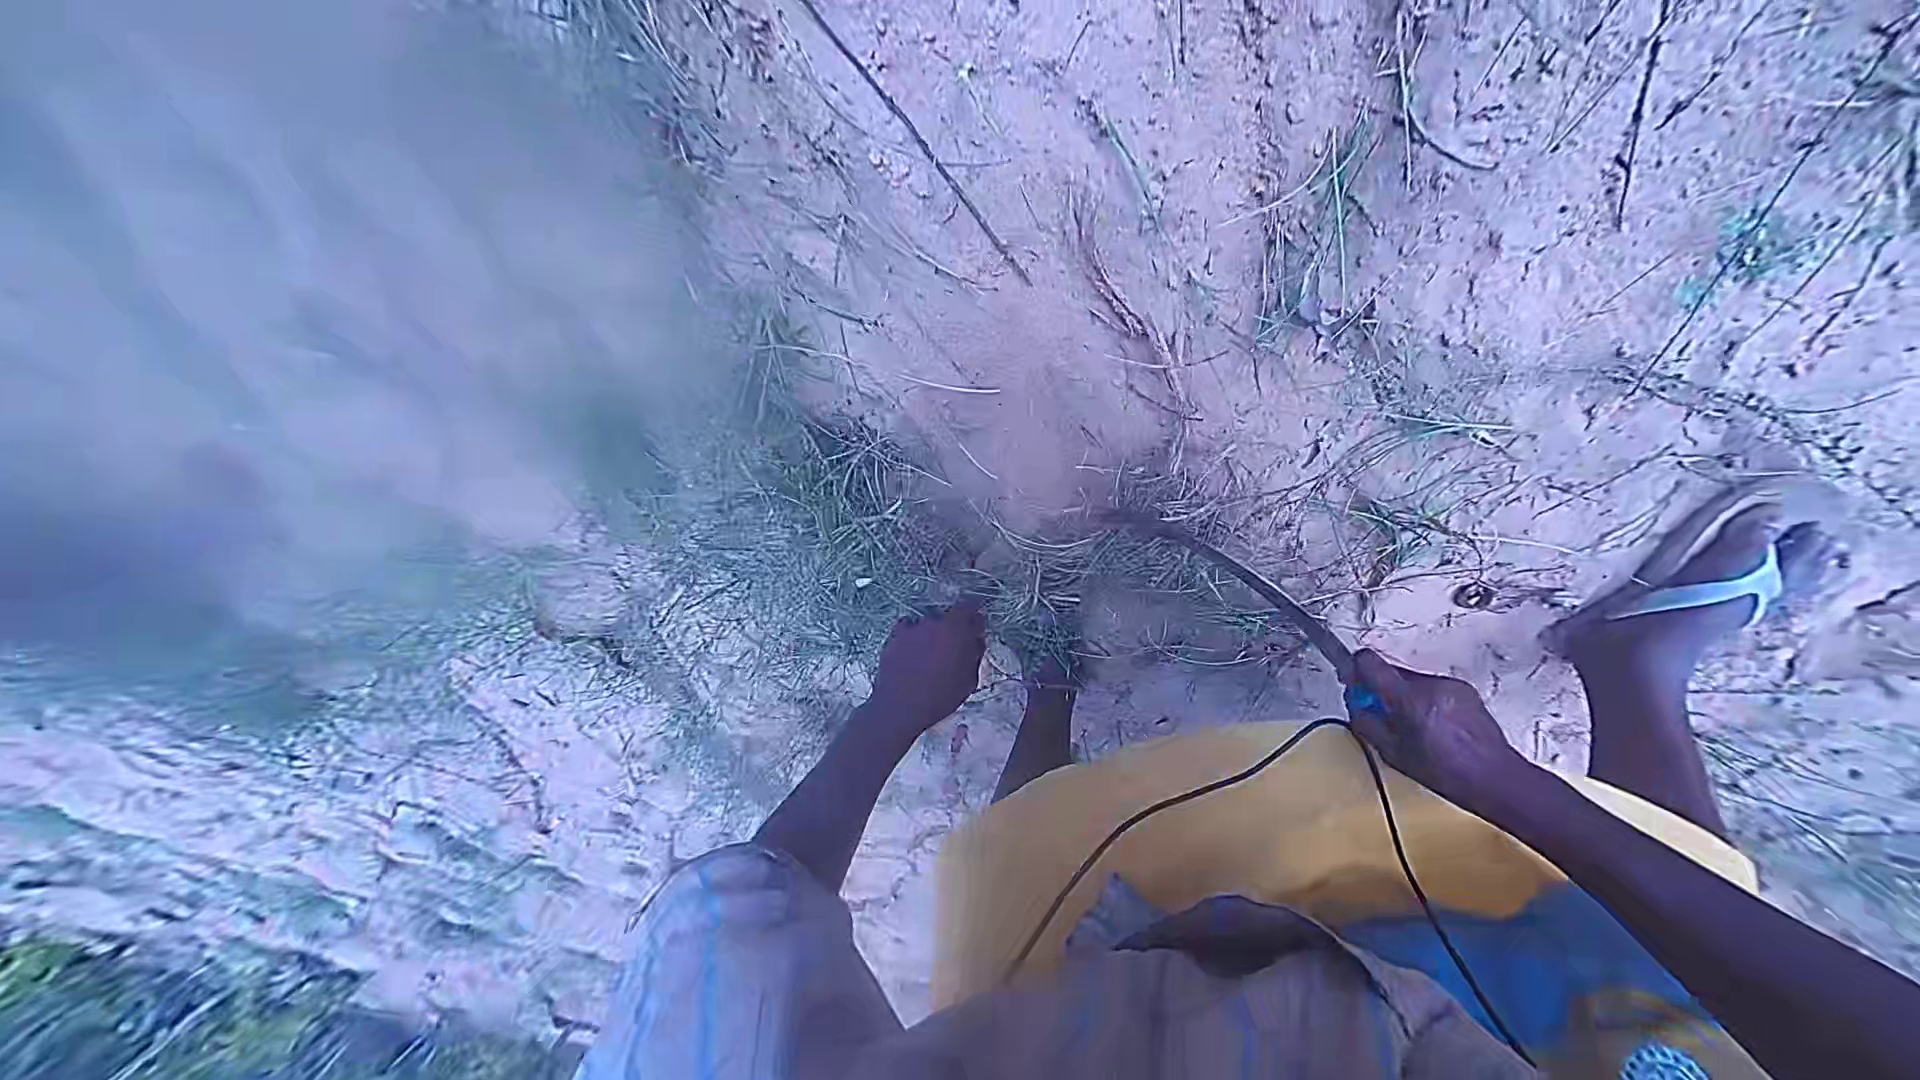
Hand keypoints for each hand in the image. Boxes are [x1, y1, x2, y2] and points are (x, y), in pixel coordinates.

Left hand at [867, 600, 986, 738]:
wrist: (900, 708)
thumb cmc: (939, 697)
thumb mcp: (969, 680)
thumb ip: (976, 653)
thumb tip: (976, 640)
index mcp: (955, 629)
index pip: (969, 608)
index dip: (974, 617)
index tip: (975, 627)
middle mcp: (933, 622)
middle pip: (948, 615)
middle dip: (954, 628)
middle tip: (955, 647)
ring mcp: (912, 627)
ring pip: (928, 623)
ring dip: (933, 633)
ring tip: (931, 655)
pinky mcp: (894, 635)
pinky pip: (908, 628)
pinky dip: (913, 636)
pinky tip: (914, 652)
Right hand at [1349, 649, 1527, 810]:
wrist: (1497, 780)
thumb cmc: (1446, 772)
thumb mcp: (1389, 751)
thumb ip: (1363, 718)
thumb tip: (1354, 699)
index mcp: (1409, 698)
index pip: (1368, 661)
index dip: (1354, 669)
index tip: (1353, 682)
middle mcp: (1431, 684)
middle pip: (1389, 670)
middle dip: (1379, 688)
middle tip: (1381, 714)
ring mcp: (1451, 685)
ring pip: (1409, 679)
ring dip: (1402, 695)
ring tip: (1411, 725)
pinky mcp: (1464, 690)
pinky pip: (1430, 686)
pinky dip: (1422, 700)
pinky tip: (1431, 725)